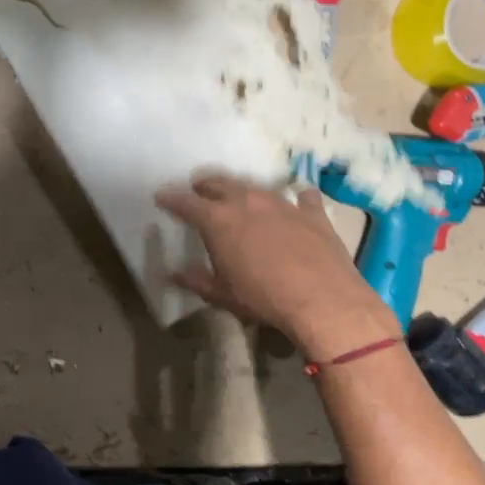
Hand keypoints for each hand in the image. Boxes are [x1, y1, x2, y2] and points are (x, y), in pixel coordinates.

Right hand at [155, 175, 398, 359]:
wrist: (324, 301)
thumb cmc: (262, 298)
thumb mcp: (220, 294)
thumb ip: (194, 280)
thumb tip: (172, 274)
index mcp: (218, 221)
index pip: (186, 203)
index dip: (171, 199)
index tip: (161, 196)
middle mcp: (248, 203)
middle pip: (220, 184)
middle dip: (205, 185)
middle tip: (197, 188)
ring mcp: (283, 204)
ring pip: (256, 186)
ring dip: (242, 189)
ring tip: (237, 194)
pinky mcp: (313, 214)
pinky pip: (303, 197)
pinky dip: (296, 198)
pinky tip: (298, 200)